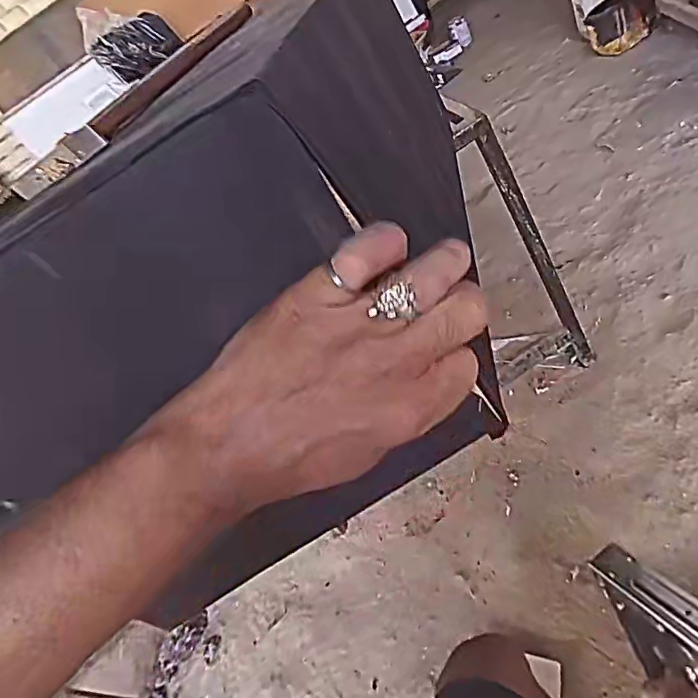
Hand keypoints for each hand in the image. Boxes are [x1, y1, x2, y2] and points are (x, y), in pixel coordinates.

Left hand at [142, 223, 488, 515]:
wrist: (229, 444)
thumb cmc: (289, 456)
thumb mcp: (368, 454)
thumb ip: (408, 413)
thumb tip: (427, 384)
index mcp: (411, 407)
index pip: (467, 362)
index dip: (459, 350)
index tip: (447, 346)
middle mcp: (394, 361)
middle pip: (466, 310)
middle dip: (465, 303)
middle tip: (452, 301)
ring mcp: (357, 324)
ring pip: (433, 274)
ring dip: (446, 263)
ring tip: (444, 260)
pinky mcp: (317, 296)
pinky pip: (367, 252)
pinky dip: (384, 241)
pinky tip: (388, 247)